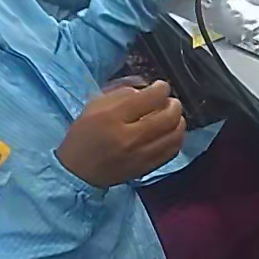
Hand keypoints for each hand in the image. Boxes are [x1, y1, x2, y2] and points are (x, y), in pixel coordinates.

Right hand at [56, 80, 185, 186]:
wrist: (78, 171)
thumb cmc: (84, 135)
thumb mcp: (94, 106)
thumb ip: (121, 94)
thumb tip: (147, 90)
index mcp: (112, 118)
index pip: (148, 99)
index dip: (161, 89)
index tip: (162, 86)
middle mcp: (128, 137)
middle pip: (167, 118)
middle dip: (174, 105)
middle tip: (171, 102)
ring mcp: (140, 155)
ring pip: (174, 136)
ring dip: (179, 122)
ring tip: (175, 117)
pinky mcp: (146, 168)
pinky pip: (171, 152)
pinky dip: (176, 139)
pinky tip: (172, 133)